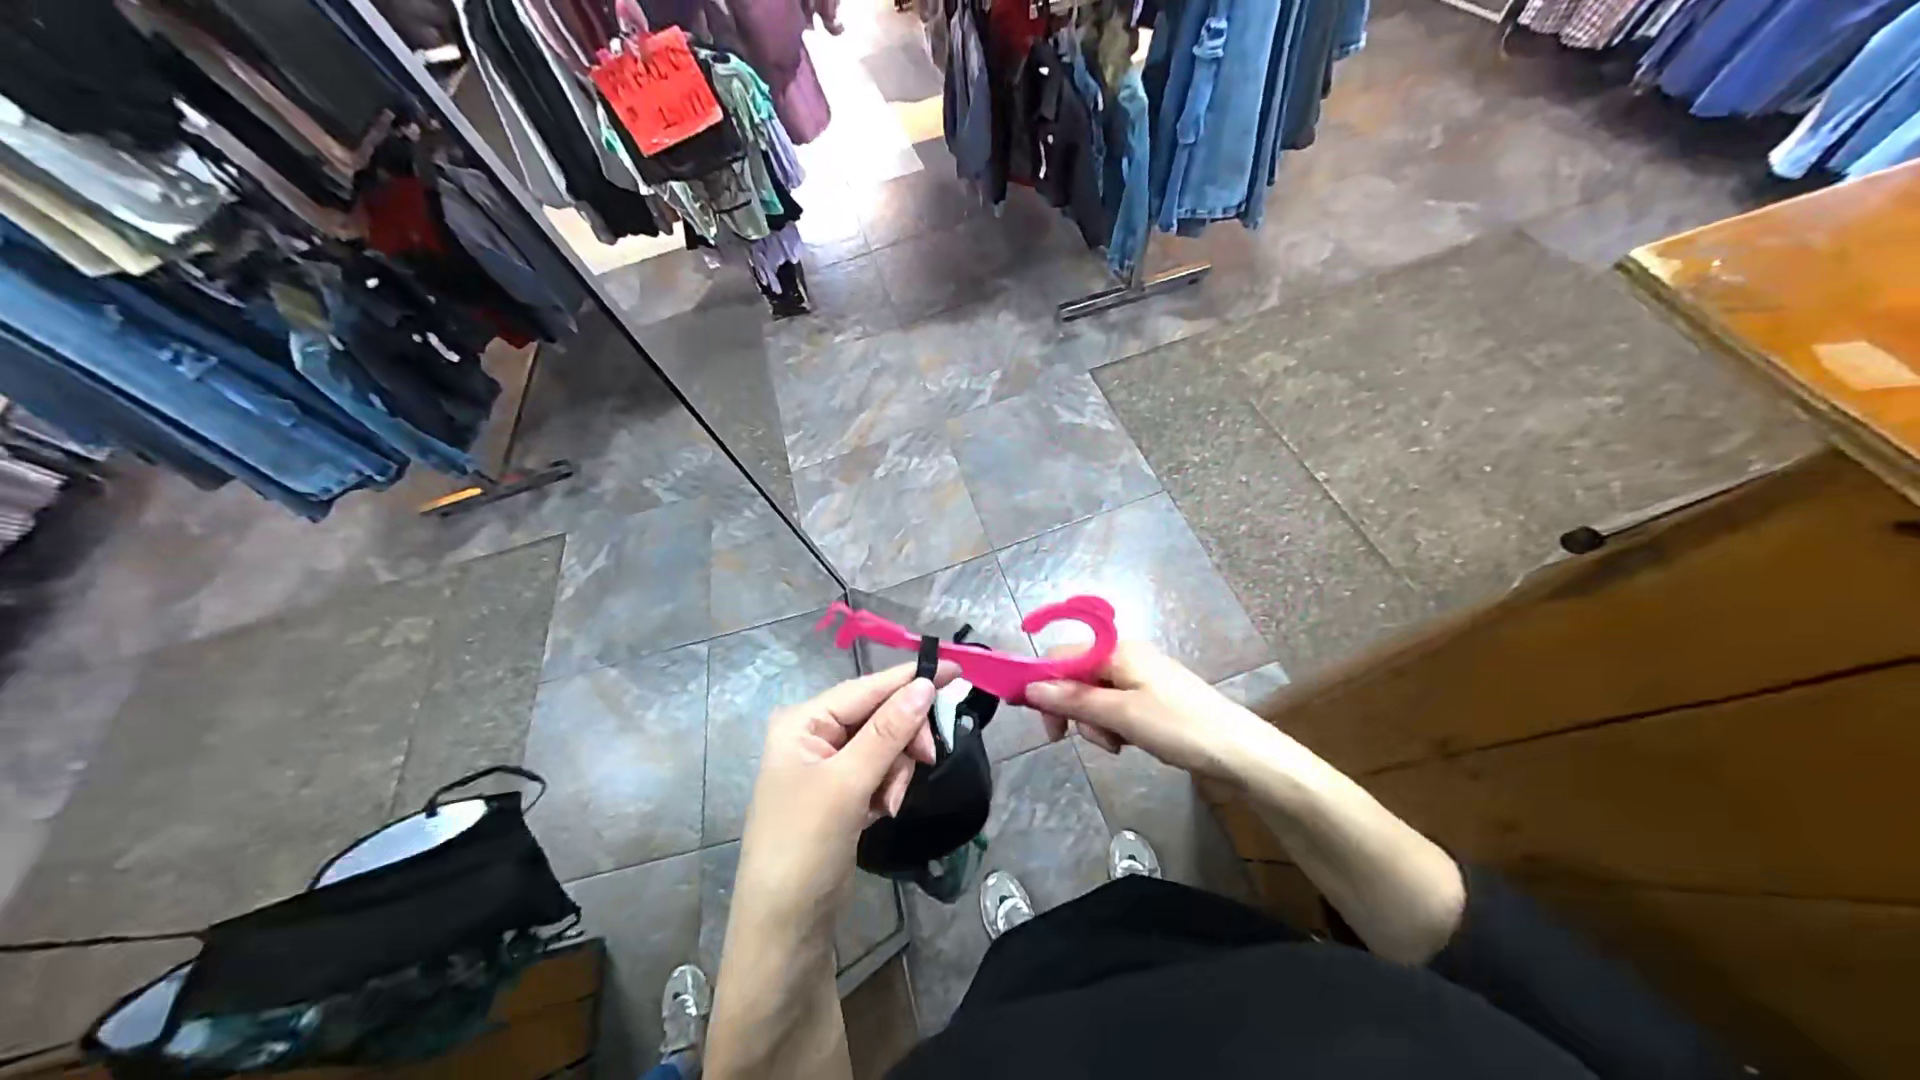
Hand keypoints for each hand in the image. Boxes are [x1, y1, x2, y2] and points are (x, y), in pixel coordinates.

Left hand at [732, 662, 956, 927]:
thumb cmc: (805, 845)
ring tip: (889, 805)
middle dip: (903, 739)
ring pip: (885, 745)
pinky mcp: (841, 793)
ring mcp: (827, 766)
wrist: (784, 928)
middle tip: (928, 759)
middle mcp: (813, 735)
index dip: (910, 678)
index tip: (956, 669)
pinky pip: (879, 772)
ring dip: (897, 771)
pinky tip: (883, 811)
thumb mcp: (847, 784)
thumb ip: (888, 731)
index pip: (866, 687)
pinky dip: (888, 787)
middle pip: (879, 715)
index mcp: (803, 721)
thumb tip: (924, 684)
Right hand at [1027, 641, 1278, 781]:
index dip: (1043, 684)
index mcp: (1118, 651)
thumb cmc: (1180, 727)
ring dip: (1095, 723)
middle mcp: (1126, 657)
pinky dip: (1113, 726)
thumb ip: (1074, 700)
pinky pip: (1115, 708)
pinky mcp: (1151, 699)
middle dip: (1074, 709)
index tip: (1038, 720)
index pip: (1062, 656)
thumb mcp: (1121, 715)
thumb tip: (1031, 687)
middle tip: (1080, 740)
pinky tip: (1128, 743)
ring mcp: (1141, 678)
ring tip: (1117, 744)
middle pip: (1076, 677)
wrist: (1241, 754)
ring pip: (1094, 697)